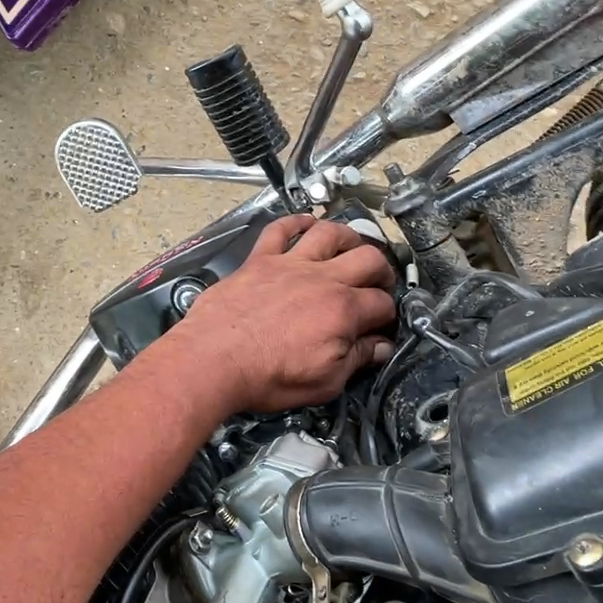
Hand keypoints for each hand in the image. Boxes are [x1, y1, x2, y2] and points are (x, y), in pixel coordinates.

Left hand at [148, 215, 397, 416]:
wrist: (213, 360)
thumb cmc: (264, 375)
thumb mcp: (324, 382)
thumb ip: (356, 360)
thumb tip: (378, 348)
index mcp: (342, 311)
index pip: (381, 304)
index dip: (388, 315)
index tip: (384, 324)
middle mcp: (321, 279)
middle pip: (367, 258)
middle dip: (383, 269)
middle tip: (381, 281)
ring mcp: (289, 264)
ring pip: (329, 233)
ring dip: (347, 235)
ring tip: (354, 244)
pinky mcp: (259, 260)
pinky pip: (280, 229)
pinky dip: (295, 220)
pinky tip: (305, 220)